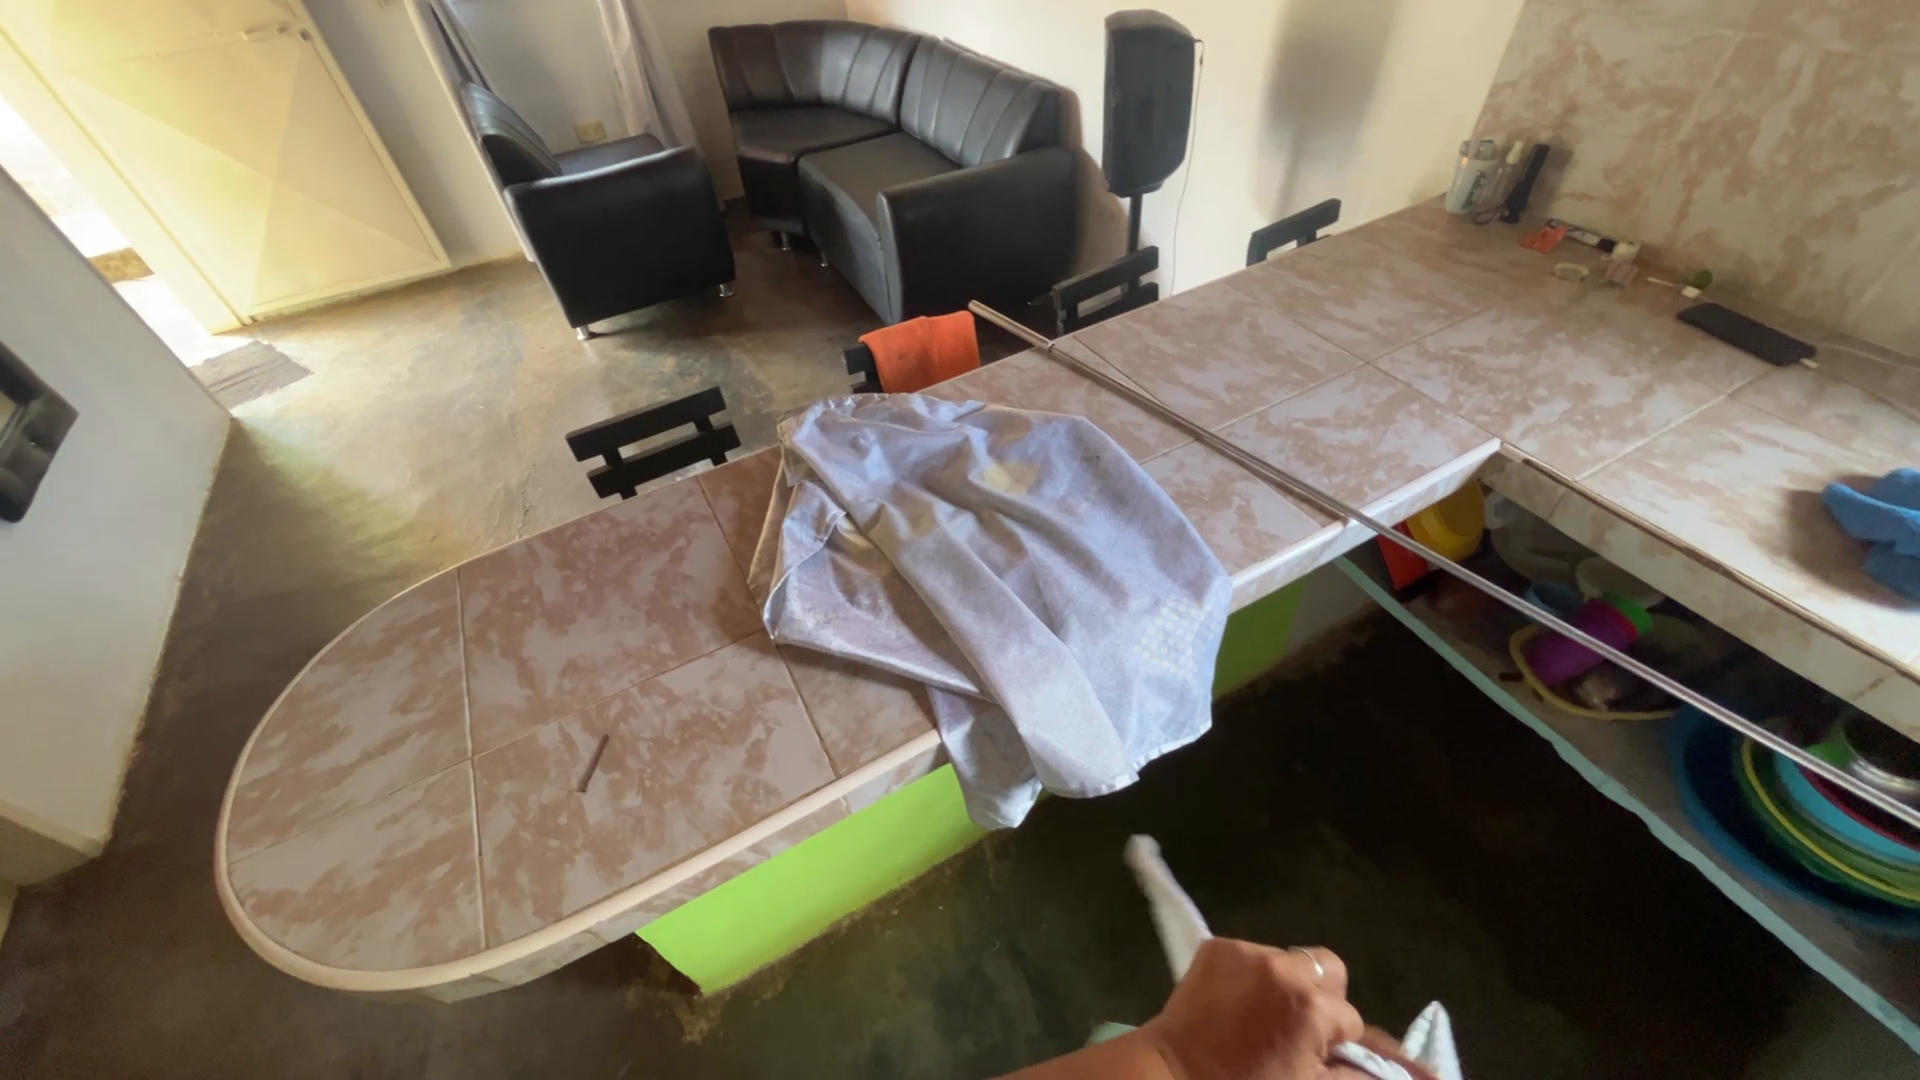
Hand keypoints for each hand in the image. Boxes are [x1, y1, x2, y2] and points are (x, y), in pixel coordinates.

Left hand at [1142, 940, 1362, 1079]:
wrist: (1176, 1074)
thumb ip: (1352, 1076)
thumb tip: (1387, 1071)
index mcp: (1311, 1006)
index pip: (1351, 1016)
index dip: (1339, 1040)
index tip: (1320, 1054)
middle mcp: (1282, 967)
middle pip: (1326, 968)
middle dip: (1323, 995)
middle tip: (1301, 1026)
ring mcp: (1245, 951)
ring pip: (1288, 959)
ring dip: (1286, 984)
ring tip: (1263, 1015)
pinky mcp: (1216, 945)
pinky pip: (1250, 955)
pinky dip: (1252, 975)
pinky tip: (1237, 1002)